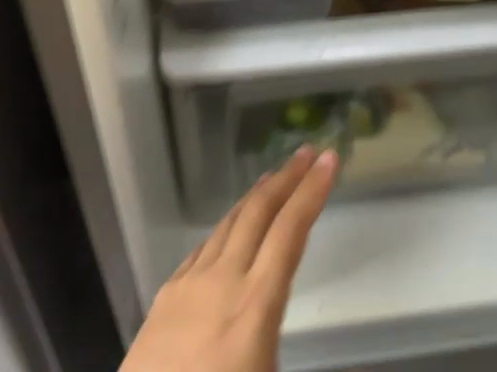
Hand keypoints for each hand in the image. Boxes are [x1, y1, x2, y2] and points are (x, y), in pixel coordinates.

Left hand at [120, 147, 338, 371]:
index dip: (312, 192)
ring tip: (273, 179)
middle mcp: (223, 282)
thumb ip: (289, 344)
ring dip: (255, 198)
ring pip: (227, 226)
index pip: (290, 233)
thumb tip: (332, 345)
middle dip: (286, 179)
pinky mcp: (164, 297)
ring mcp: (188, 286)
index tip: (330, 160)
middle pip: (258, 215)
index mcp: (256, 305)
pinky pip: (201, 250)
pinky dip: (225, 229)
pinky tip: (228, 232)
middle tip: (308, 152)